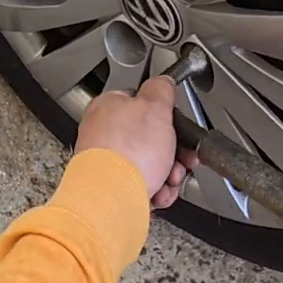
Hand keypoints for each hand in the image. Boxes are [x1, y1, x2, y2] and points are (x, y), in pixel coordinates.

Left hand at [76, 76, 196, 208]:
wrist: (112, 200)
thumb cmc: (128, 154)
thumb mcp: (155, 107)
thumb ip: (161, 90)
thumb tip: (164, 83)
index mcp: (108, 107)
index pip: (142, 104)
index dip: (167, 116)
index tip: (180, 127)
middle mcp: (102, 136)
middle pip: (149, 140)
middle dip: (172, 152)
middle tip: (180, 158)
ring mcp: (106, 166)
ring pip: (148, 166)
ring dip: (167, 174)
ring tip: (169, 179)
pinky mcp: (112, 190)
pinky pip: (141, 188)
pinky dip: (155, 192)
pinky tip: (159, 194)